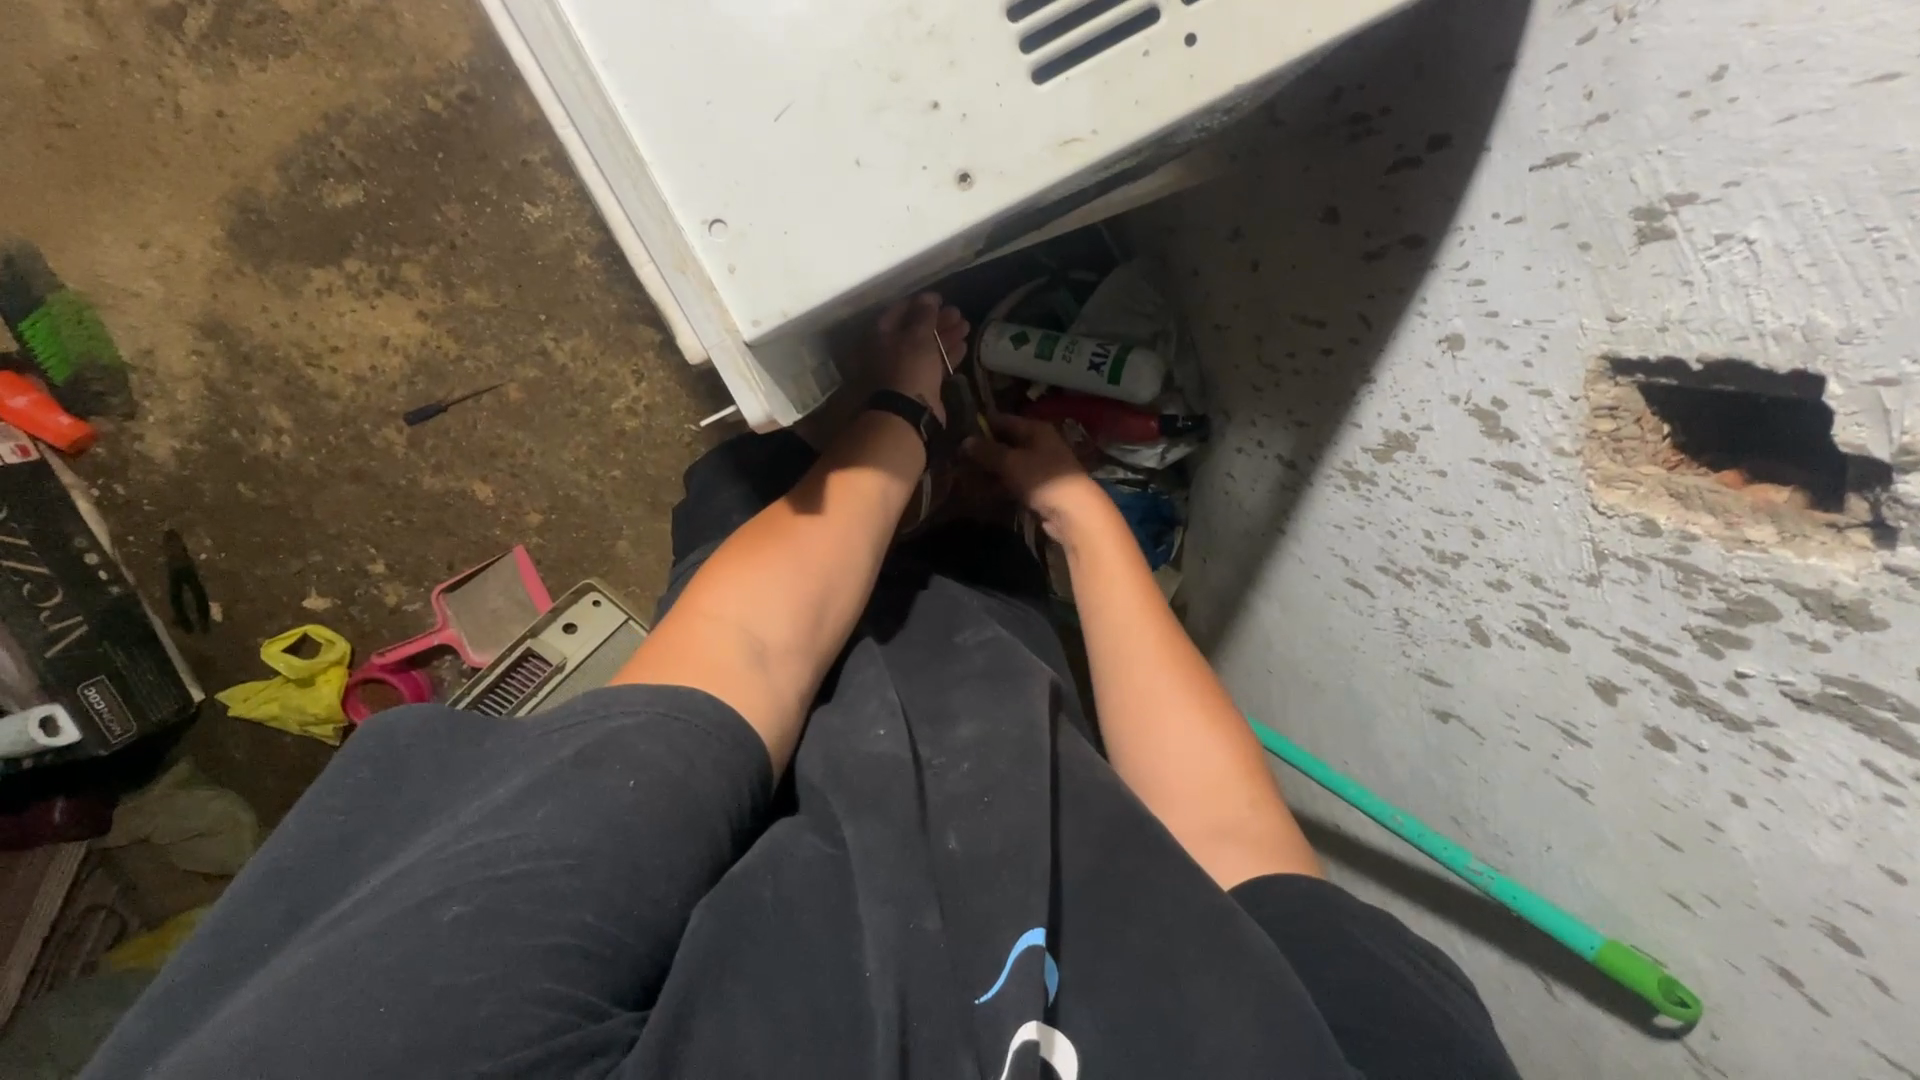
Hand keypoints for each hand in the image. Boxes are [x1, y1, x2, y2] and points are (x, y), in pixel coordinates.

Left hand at [874, 293, 967, 425]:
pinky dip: (947, 354)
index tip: (940, 298)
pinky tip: (963, 345)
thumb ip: (924, 315)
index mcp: (882, 335)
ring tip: (966, 325)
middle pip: (916, 329)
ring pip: (927, 347)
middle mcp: (890, 350)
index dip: (920, 302)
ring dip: (946, 336)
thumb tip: (928, 298)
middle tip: (958, 312)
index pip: (900, 310)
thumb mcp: (917, 336)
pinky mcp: (920, 385)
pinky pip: (934, 364)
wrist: (909, 413)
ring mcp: (905, 369)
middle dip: (938, 320)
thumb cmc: (909, 367)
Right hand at [964, 414, 1110, 542]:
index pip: (1003, 420)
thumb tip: (965, 441)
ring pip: (1007, 466)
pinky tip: (980, 493)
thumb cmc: (1042, 478)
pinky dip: (998, 487)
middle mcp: (1038, 444)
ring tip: (963, 478)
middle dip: (982, 452)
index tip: (958, 433)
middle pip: (1004, 444)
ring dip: (987, 472)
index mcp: (1035, 429)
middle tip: (956, 459)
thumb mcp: (1010, 461)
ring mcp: (1038, 468)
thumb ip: (987, 451)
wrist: (1073, 513)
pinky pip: (1012, 483)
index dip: (981, 426)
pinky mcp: (1038, 489)